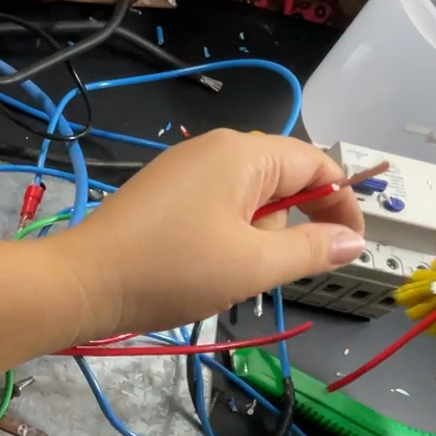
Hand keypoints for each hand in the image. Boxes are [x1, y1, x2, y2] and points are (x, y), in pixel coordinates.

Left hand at [58, 129, 365, 334]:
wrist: (80, 285)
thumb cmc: (169, 272)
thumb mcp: (251, 266)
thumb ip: (309, 250)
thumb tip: (355, 241)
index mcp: (243, 153)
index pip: (317, 166)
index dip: (342, 205)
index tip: (349, 247)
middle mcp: (211, 151)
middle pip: (278, 185)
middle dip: (280, 232)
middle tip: (251, 271)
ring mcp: (178, 173)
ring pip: (241, 205)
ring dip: (244, 244)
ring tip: (211, 276)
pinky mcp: (154, 198)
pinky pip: (207, 214)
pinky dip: (214, 243)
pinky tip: (189, 271)